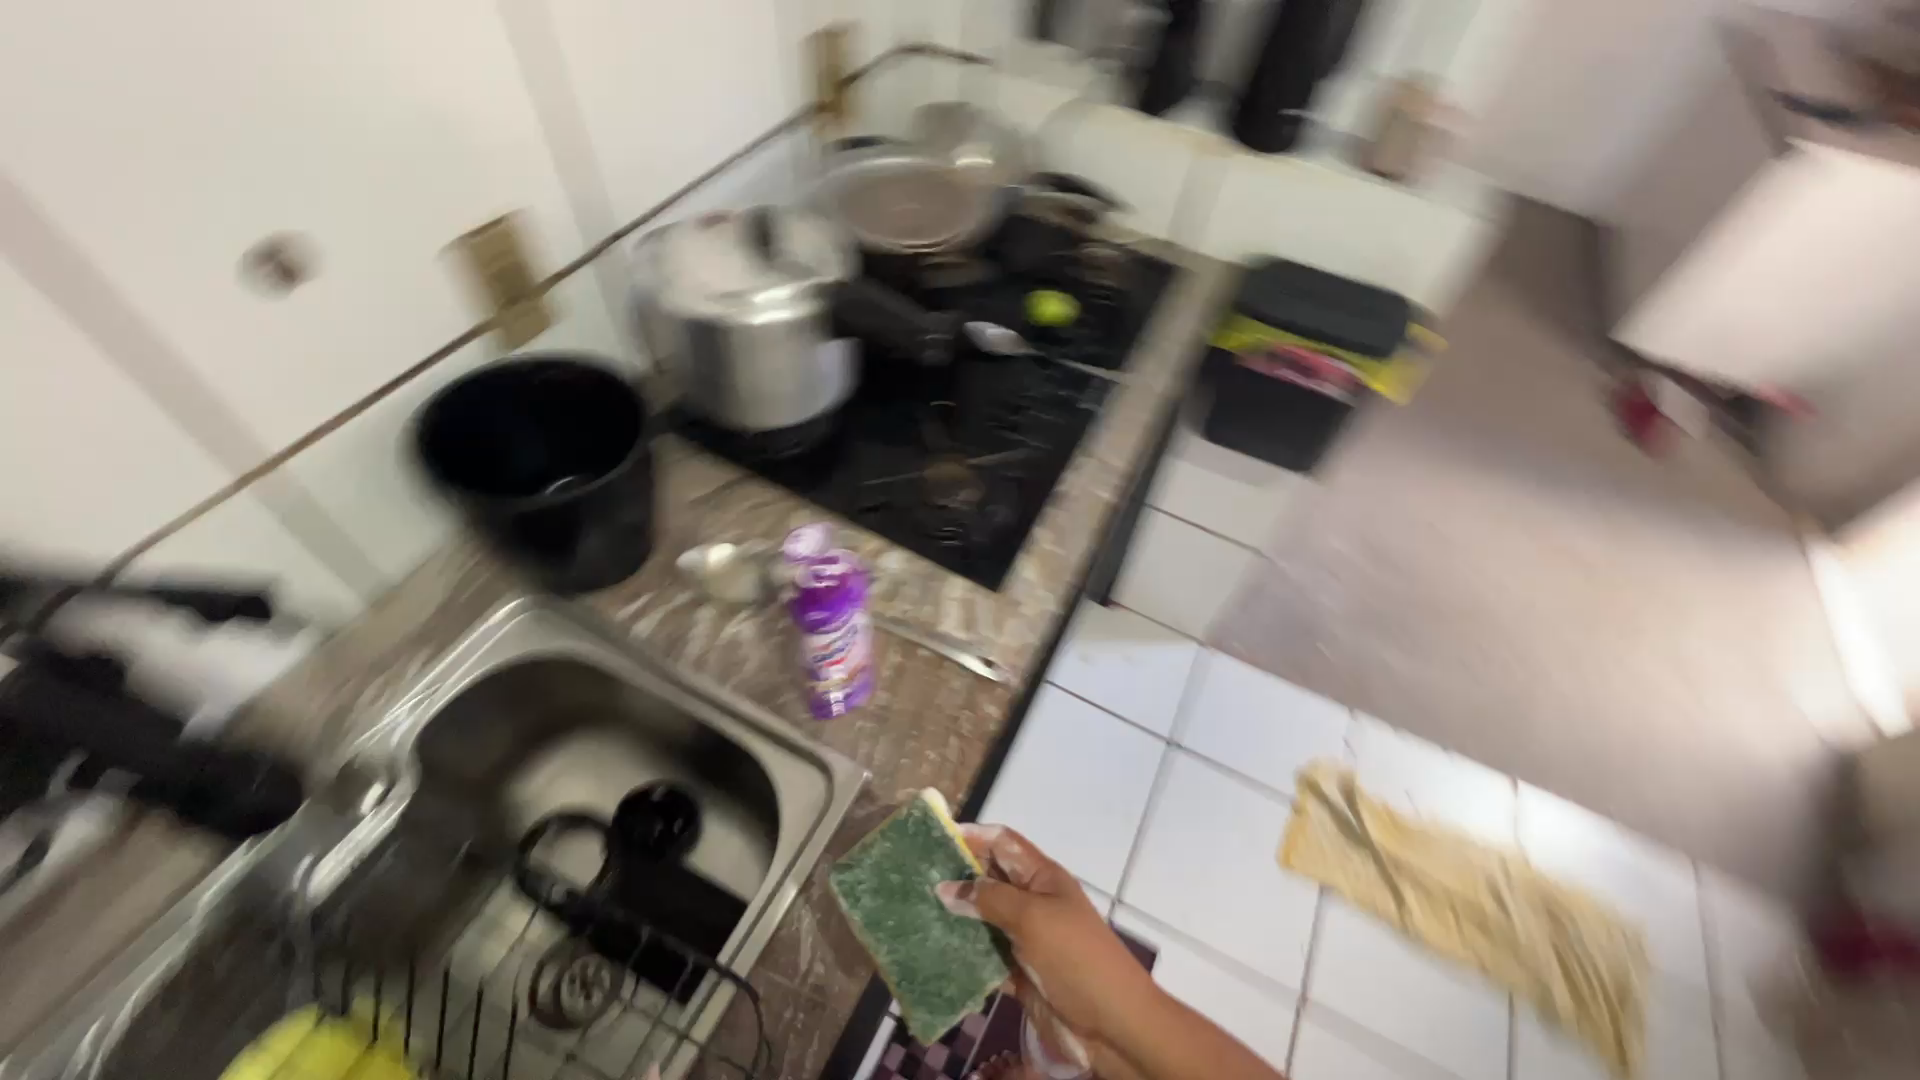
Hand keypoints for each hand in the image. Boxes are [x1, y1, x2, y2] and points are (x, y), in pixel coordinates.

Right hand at [934, 825, 1154, 1069]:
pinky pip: (984, 957)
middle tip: (914, 877)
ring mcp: (1024, 938)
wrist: (1112, 1024)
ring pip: (982, 919)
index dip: (973, 835)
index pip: (1003, 843)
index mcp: (1042, 877)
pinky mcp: (1018, 972)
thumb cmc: (1075, 957)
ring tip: (914, 912)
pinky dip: (962, 955)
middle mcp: (1031, 902)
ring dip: (954, 917)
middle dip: (956, 876)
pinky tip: (932, 953)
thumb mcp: (1033, 917)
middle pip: (989, 879)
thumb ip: (989, 899)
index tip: (935, 836)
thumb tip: (946, 887)